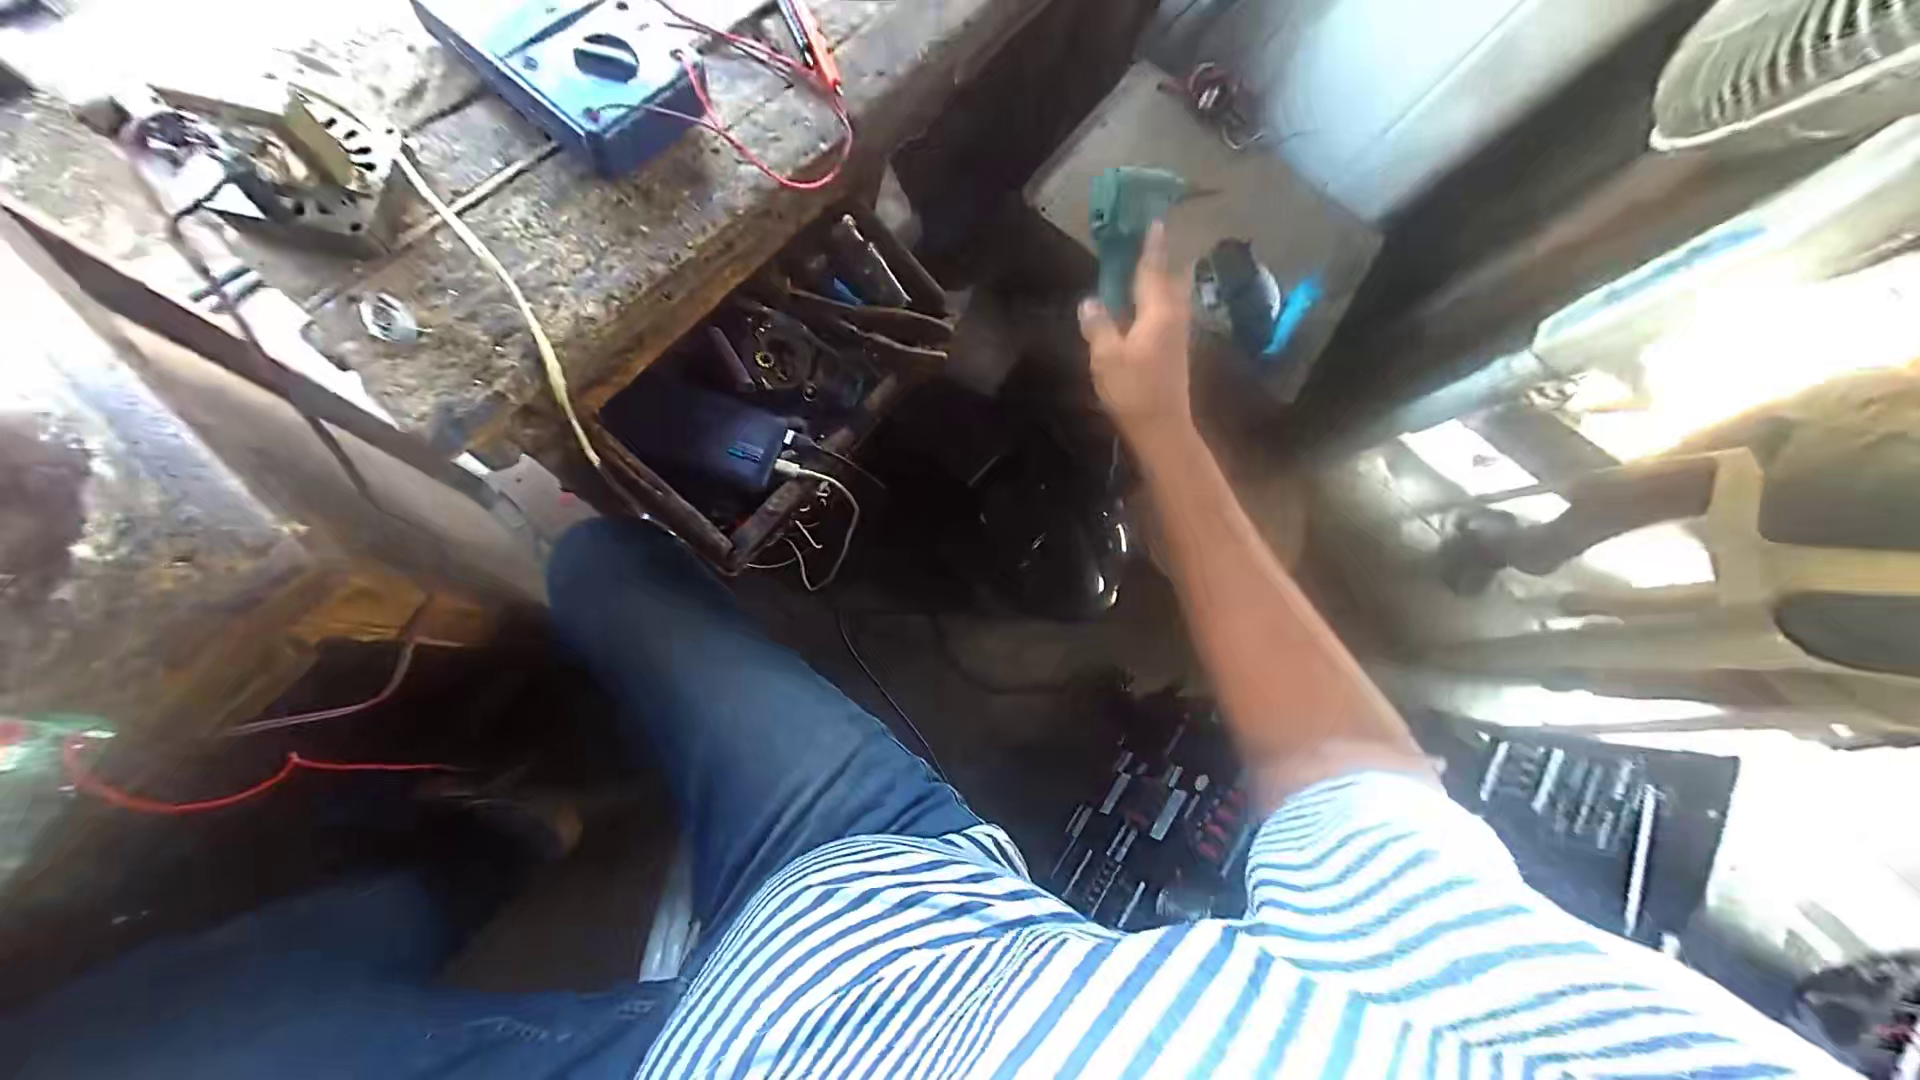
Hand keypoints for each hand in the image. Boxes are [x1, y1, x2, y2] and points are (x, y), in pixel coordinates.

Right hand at [1078, 222, 1194, 442]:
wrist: (1162, 427)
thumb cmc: (1133, 391)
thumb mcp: (1106, 358)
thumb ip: (1098, 326)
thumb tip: (1090, 301)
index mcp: (1158, 312)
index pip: (1153, 269)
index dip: (1151, 245)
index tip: (1155, 220)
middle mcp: (1174, 317)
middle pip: (1170, 280)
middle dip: (1160, 261)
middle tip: (1147, 245)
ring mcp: (1178, 335)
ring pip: (1171, 298)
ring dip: (1159, 282)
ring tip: (1142, 273)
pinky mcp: (1175, 351)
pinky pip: (1168, 314)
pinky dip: (1157, 303)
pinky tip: (1142, 310)